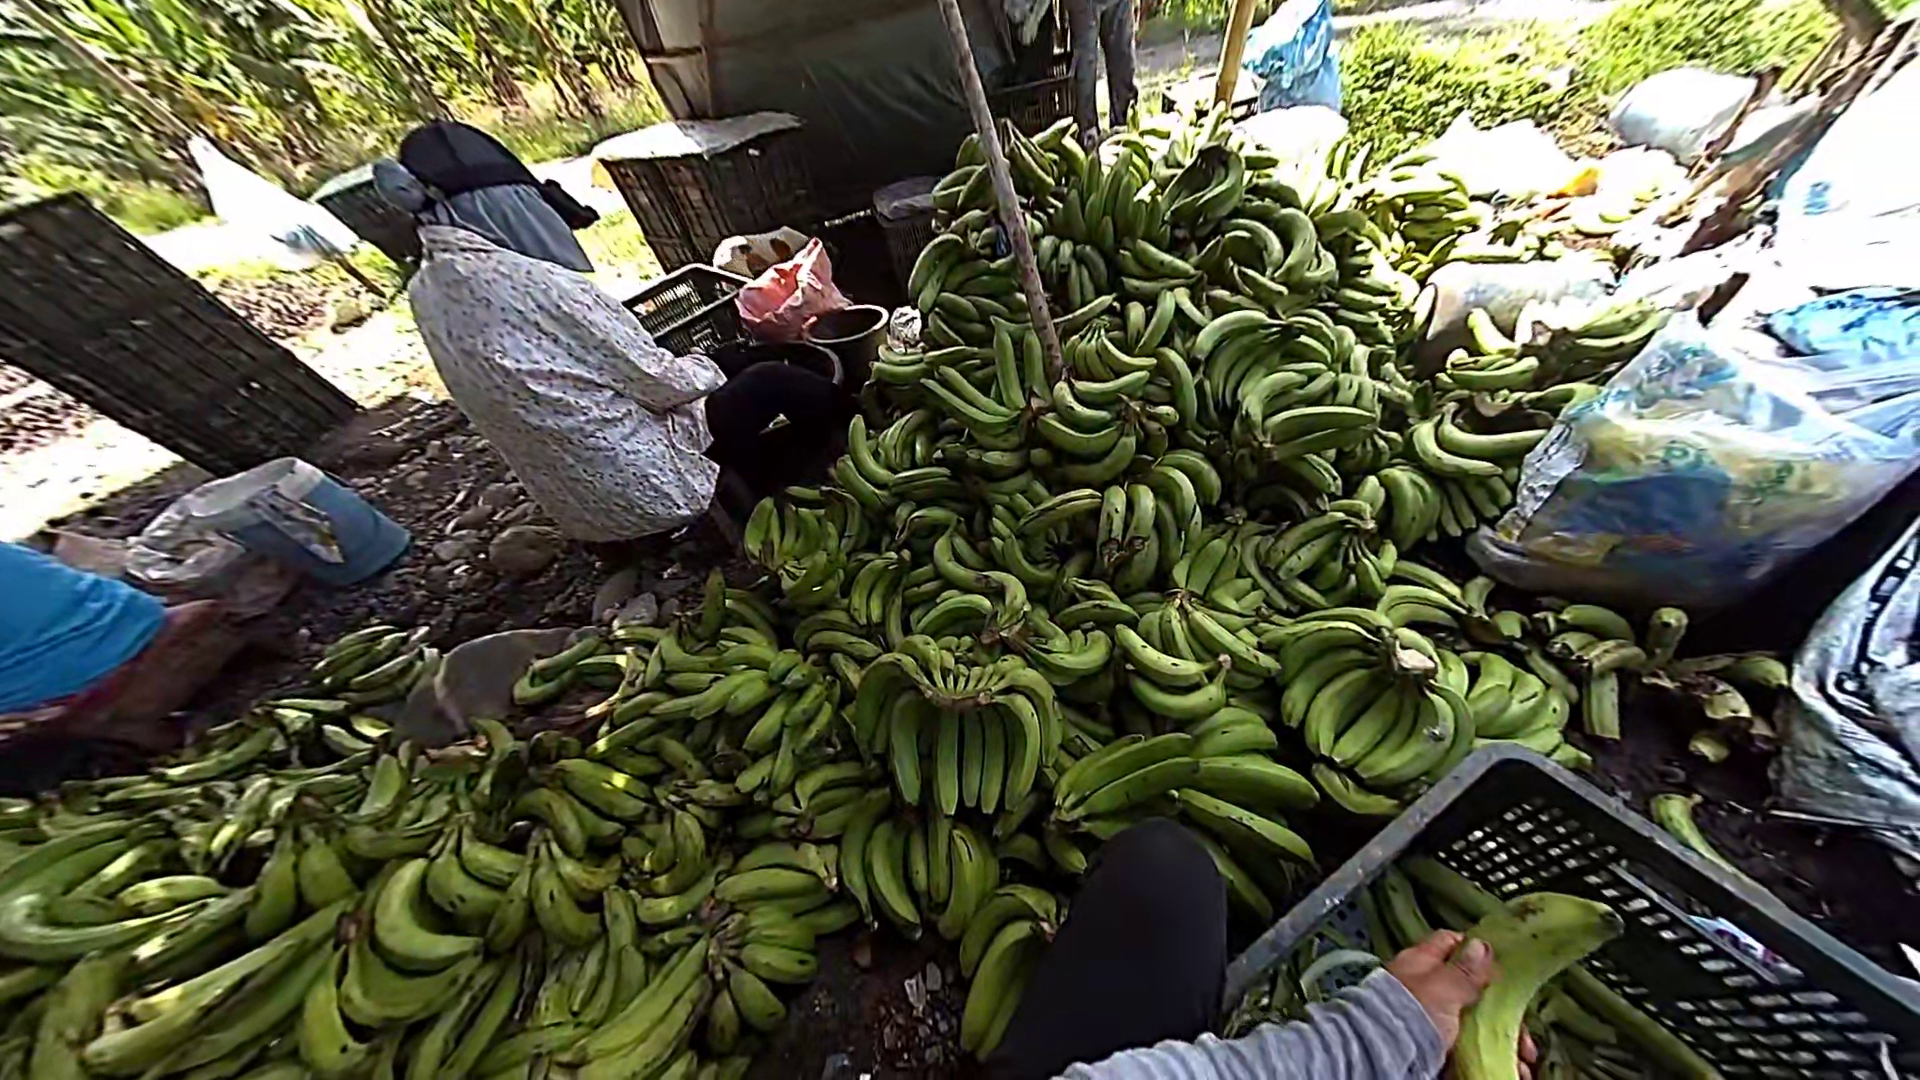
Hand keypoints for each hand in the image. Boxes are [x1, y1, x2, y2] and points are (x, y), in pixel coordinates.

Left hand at [1386, 931, 1536, 1076]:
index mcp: (1423, 960)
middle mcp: (1430, 982)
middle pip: (1474, 989)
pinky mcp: (1443, 1038)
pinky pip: (1478, 1045)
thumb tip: (1482, 944)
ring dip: (1508, 1039)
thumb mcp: (1441, 987)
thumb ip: (1462, 970)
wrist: (1392, 1045)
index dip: (1476, 950)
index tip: (1506, 968)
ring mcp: (1437, 1011)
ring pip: (1481, 1020)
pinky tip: (1515, 1070)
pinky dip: (1499, 1056)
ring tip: (1525, 1060)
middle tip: (1526, 1039)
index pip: (1450, 943)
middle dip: (1506, 1012)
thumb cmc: (1415, 1008)